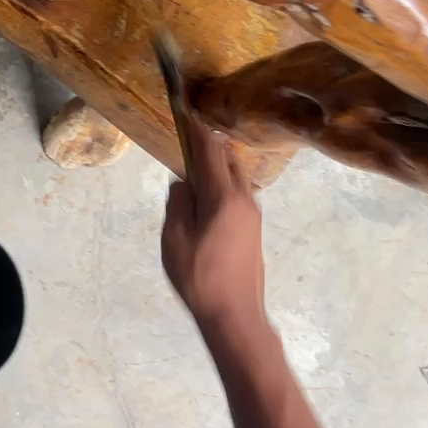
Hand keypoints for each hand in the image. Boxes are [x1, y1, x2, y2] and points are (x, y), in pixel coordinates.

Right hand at [161, 122, 266, 332]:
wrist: (234, 314)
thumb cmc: (198, 276)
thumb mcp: (174, 239)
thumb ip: (177, 204)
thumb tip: (183, 185)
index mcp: (223, 198)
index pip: (210, 155)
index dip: (199, 133)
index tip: (190, 113)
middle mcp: (245, 201)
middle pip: (230, 162)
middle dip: (212, 146)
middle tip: (192, 136)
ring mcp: (253, 216)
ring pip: (238, 179)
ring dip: (219, 167)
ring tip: (198, 164)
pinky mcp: (253, 230)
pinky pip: (239, 195)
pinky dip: (224, 185)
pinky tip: (208, 196)